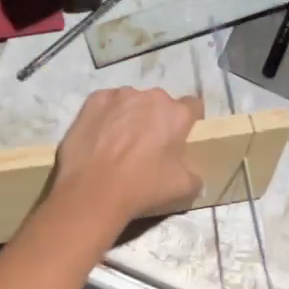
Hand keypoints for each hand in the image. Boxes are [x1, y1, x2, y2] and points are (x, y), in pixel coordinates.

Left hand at [50, 88, 202, 226]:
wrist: (93, 192)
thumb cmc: (143, 187)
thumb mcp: (184, 188)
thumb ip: (195, 174)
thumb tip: (192, 172)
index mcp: (176, 114)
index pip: (193, 107)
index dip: (189, 123)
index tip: (181, 139)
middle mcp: (150, 96)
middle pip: (160, 104)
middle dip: (158, 120)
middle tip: (148, 148)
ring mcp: (118, 96)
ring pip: (132, 102)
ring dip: (131, 117)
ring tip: (120, 145)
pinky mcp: (93, 101)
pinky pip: (107, 104)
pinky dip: (107, 117)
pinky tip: (101, 139)